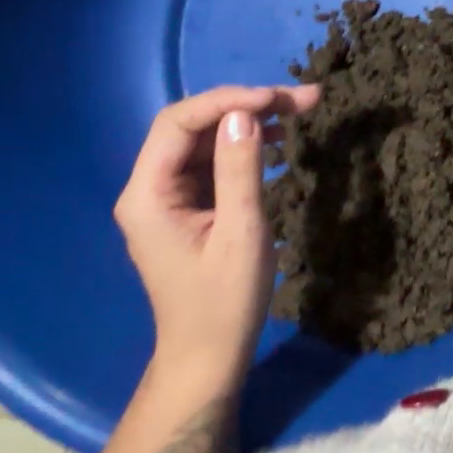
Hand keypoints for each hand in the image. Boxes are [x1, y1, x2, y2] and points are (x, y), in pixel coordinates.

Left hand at [114, 84, 319, 377]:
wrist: (209, 353)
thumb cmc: (224, 299)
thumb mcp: (241, 231)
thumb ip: (240, 170)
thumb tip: (245, 114)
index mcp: (148, 194)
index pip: (179, 123)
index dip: (228, 101)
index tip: (278, 99)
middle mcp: (150, 189)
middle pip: (193, 126)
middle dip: (246, 105)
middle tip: (304, 100)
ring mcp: (169, 198)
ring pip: (206, 141)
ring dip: (251, 121)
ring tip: (301, 112)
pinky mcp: (189, 207)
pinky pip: (214, 162)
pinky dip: (247, 146)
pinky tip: (281, 142)